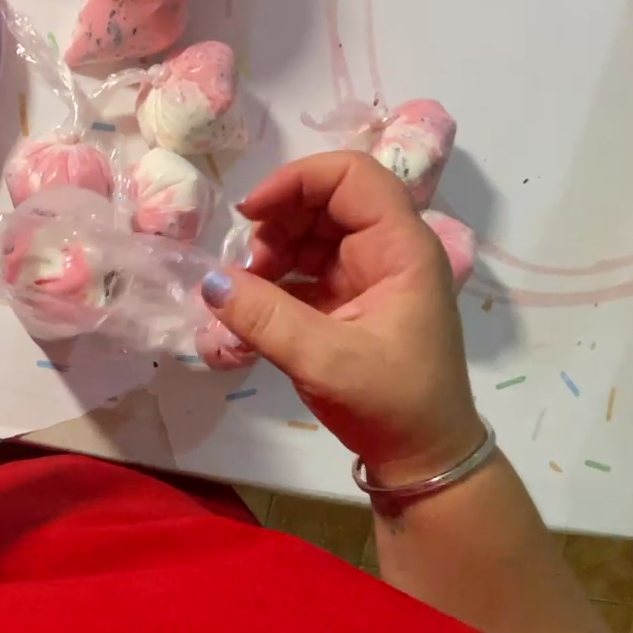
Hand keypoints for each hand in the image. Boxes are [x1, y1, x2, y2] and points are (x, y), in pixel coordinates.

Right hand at [201, 151, 480, 484]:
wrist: (422, 455)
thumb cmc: (390, 402)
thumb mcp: (324, 359)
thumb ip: (264, 317)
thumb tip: (210, 283)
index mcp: (400, 248)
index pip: (350, 177)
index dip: (295, 182)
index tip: (247, 214)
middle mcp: (386, 252)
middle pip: (327, 204)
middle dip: (278, 225)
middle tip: (245, 269)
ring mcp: (367, 280)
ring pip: (313, 240)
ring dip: (273, 256)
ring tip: (248, 295)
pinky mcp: (350, 307)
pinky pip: (307, 277)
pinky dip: (276, 287)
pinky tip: (254, 312)